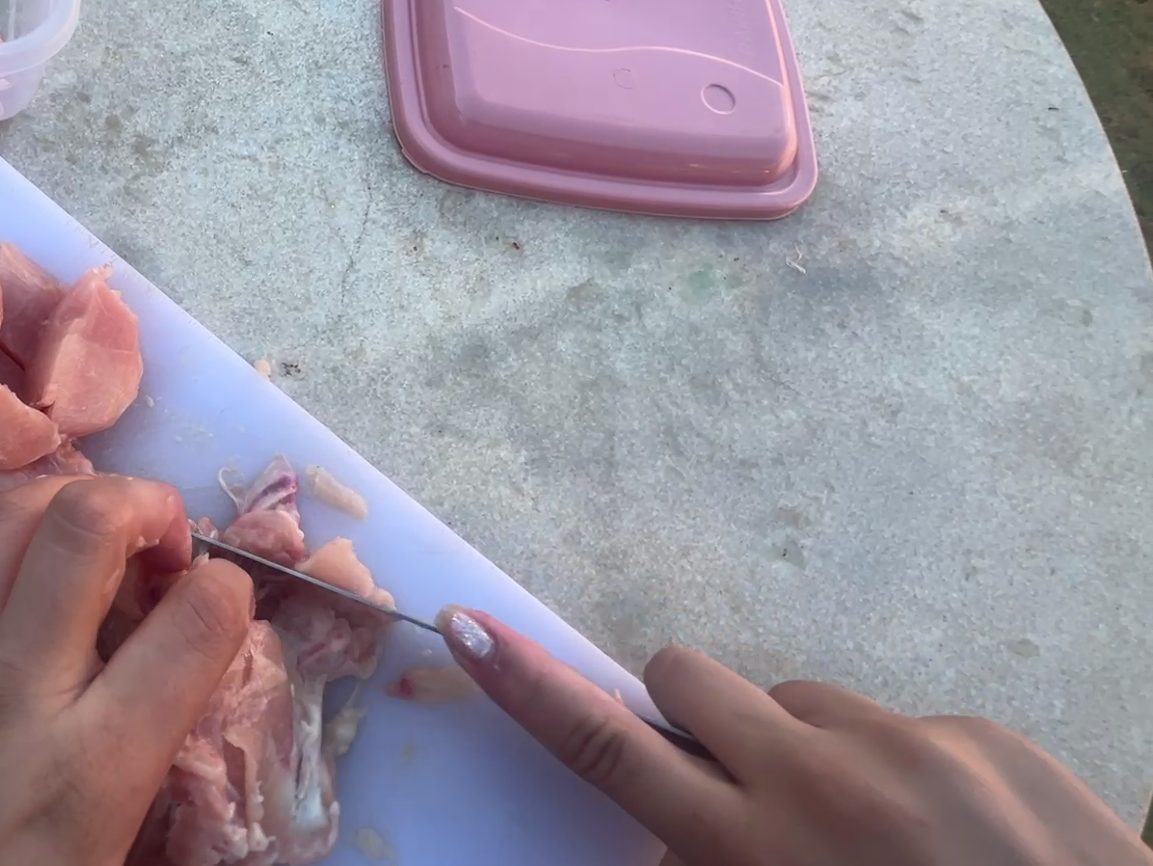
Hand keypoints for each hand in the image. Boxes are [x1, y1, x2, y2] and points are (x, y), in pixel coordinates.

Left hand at [0, 476, 254, 865]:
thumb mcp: (94, 861)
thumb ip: (147, 759)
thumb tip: (179, 669)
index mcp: (86, 772)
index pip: (194, 626)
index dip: (230, 589)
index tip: (223, 593)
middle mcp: (11, 688)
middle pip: (87, 521)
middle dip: (147, 503)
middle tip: (161, 544)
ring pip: (16, 510)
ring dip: (79, 499)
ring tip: (102, 539)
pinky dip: (21, 541)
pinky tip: (30, 586)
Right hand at [436, 607, 1151, 865]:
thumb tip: (658, 839)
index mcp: (763, 857)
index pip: (605, 745)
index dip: (527, 683)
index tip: (469, 625)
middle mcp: (825, 784)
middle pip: (683, 677)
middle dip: (693, 718)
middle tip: (753, 794)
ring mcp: (919, 749)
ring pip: (795, 700)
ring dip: (809, 752)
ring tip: (894, 842)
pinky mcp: (999, 738)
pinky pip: (898, 720)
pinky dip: (906, 767)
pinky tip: (977, 846)